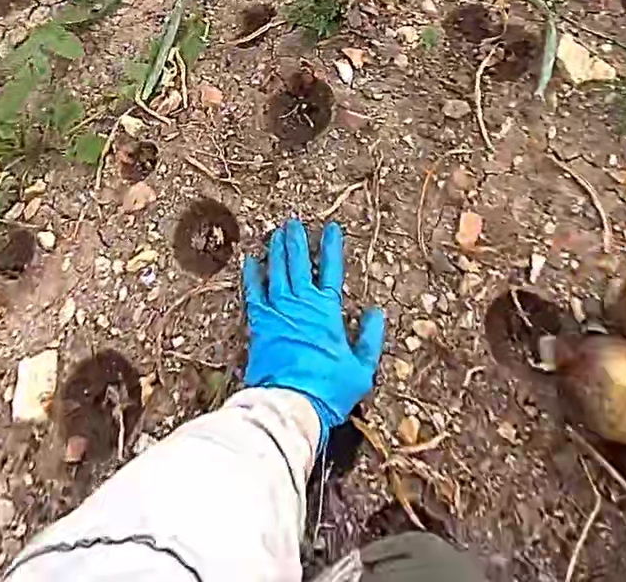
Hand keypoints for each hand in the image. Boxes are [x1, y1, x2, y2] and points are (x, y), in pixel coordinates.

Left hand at [242, 218, 386, 436]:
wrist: (289, 404)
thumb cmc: (328, 388)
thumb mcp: (361, 367)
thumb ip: (370, 338)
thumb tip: (376, 312)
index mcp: (328, 310)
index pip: (332, 268)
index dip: (332, 246)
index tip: (331, 228)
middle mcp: (302, 303)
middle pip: (300, 262)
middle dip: (297, 240)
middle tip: (294, 221)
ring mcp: (278, 310)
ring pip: (277, 270)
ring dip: (277, 250)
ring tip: (276, 232)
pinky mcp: (259, 323)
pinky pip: (254, 292)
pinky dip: (252, 275)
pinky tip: (250, 260)